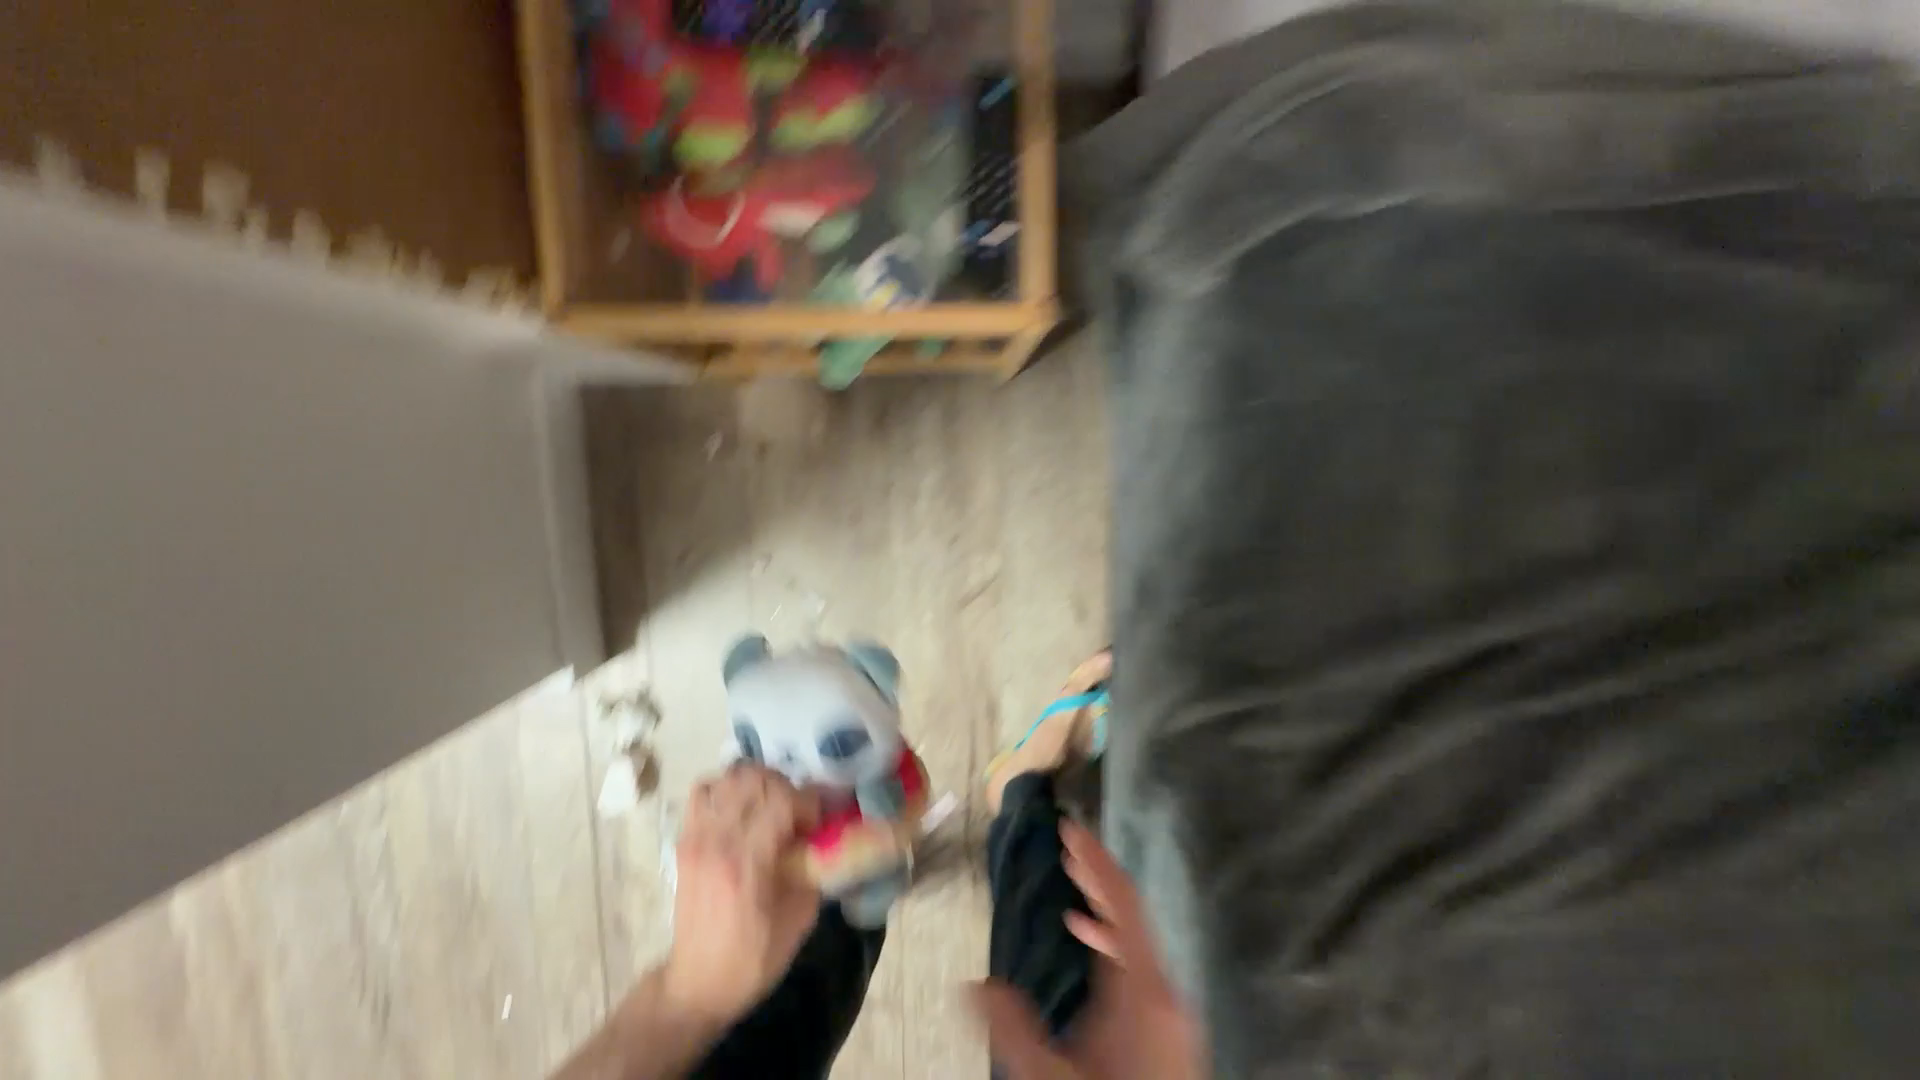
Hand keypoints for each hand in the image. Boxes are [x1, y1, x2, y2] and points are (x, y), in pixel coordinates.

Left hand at [663, 764, 823, 1024]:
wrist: (698, 983)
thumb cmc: (754, 958)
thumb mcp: (800, 918)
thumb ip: (814, 867)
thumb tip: (826, 835)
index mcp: (748, 862)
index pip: (782, 799)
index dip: (808, 803)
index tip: (817, 823)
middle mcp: (717, 841)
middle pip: (754, 778)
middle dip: (785, 787)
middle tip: (796, 813)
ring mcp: (696, 838)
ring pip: (727, 777)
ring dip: (756, 784)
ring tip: (770, 808)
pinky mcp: (685, 841)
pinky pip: (704, 792)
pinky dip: (727, 790)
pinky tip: (742, 812)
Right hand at [973, 822, 1207, 1079]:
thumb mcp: (1052, 1075)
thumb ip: (1012, 1029)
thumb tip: (970, 983)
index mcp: (1143, 990)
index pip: (1122, 904)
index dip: (1096, 862)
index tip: (1071, 828)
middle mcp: (1163, 989)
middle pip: (1131, 911)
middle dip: (1097, 873)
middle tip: (1067, 837)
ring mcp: (1167, 1007)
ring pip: (1135, 935)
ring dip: (1102, 902)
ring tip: (1070, 875)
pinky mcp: (1164, 1024)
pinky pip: (1136, 959)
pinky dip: (1109, 935)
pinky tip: (1084, 932)